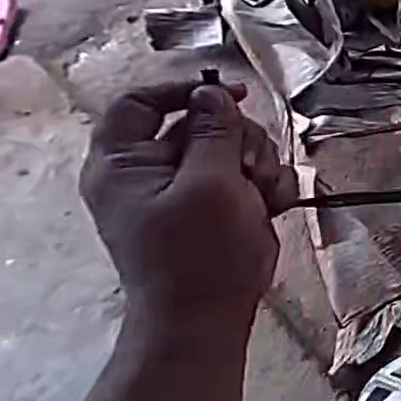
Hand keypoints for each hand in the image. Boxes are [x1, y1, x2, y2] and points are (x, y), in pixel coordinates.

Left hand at [80, 81, 297, 328]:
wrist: (211, 309)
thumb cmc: (198, 249)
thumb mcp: (207, 183)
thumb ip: (214, 132)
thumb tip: (212, 92)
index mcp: (126, 164)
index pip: (140, 103)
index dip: (183, 92)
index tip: (230, 94)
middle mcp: (156, 169)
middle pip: (205, 122)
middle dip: (240, 139)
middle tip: (248, 167)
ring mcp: (193, 185)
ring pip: (239, 144)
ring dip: (261, 163)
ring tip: (261, 193)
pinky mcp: (225, 199)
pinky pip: (256, 171)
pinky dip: (271, 184)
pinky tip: (274, 203)